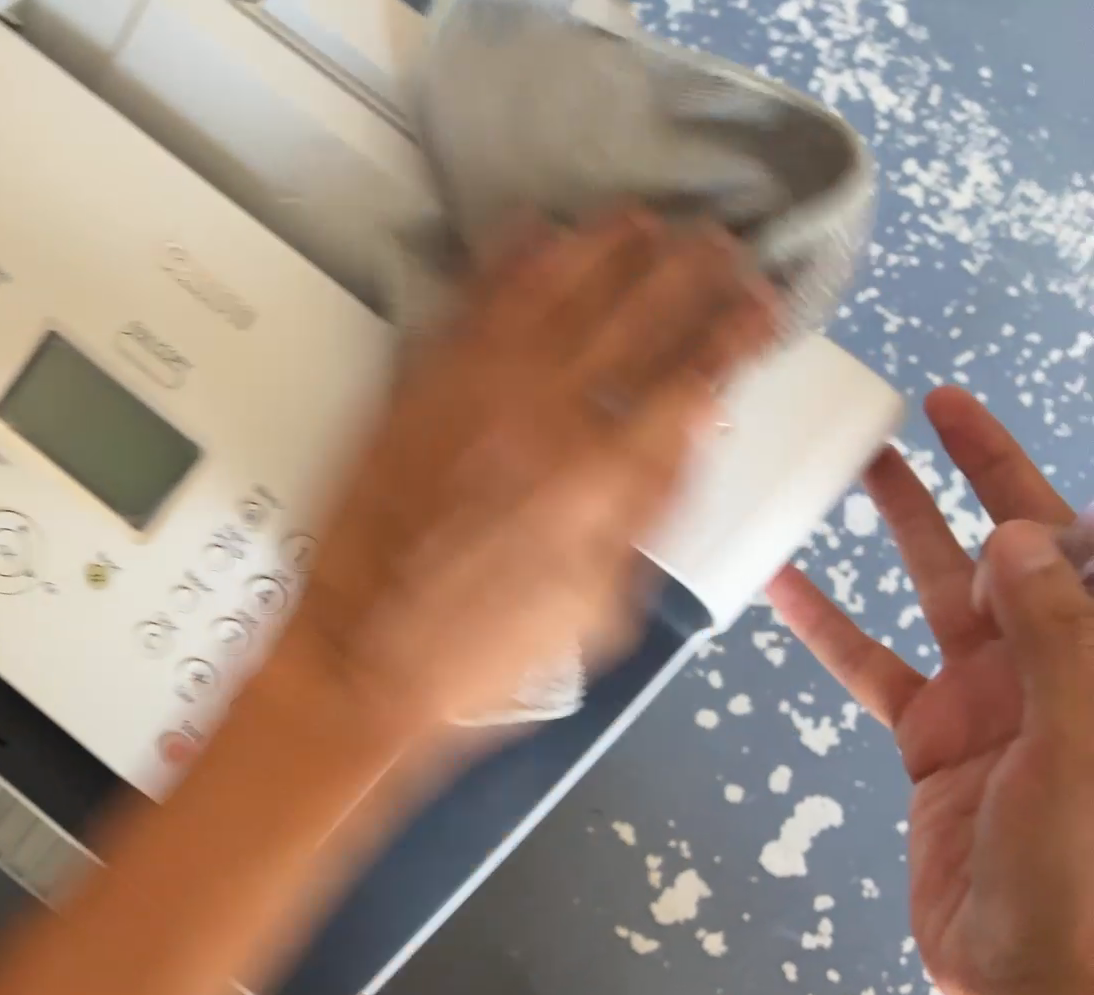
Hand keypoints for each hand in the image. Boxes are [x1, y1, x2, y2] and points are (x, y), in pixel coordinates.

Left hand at [281, 210, 777, 737]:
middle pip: (631, 319)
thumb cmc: (470, 652)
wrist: (356, 651)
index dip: (738, 328)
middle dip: (685, 269)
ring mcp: (466, 404)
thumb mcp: (595, 609)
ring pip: (547, 298)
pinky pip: (459, 316)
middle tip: (715, 238)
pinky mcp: (407, 402)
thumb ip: (646, 512)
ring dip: (599, 250)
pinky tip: (522, 239)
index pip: (693, 376)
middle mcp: (538, 423)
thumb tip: (683, 436)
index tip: (760, 301)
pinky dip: (497, 270)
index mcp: (599, 478)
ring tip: (634, 220)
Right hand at [768, 387, 1093, 994]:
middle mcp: (1060, 670)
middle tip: (900, 428)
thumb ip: (1062, 642)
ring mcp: (992, 702)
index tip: (960, 414)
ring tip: (840, 488)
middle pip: (1001, 554)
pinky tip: (786, 590)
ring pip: (926, 598)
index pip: (1073, 542)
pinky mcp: (932, 736)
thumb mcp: (1085, 751)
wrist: (1044, 985)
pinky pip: (867, 665)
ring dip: (881, 543)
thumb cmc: (1091, 883)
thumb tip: (1023, 538)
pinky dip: (823, 626)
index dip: (1015, 468)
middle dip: (954, 485)